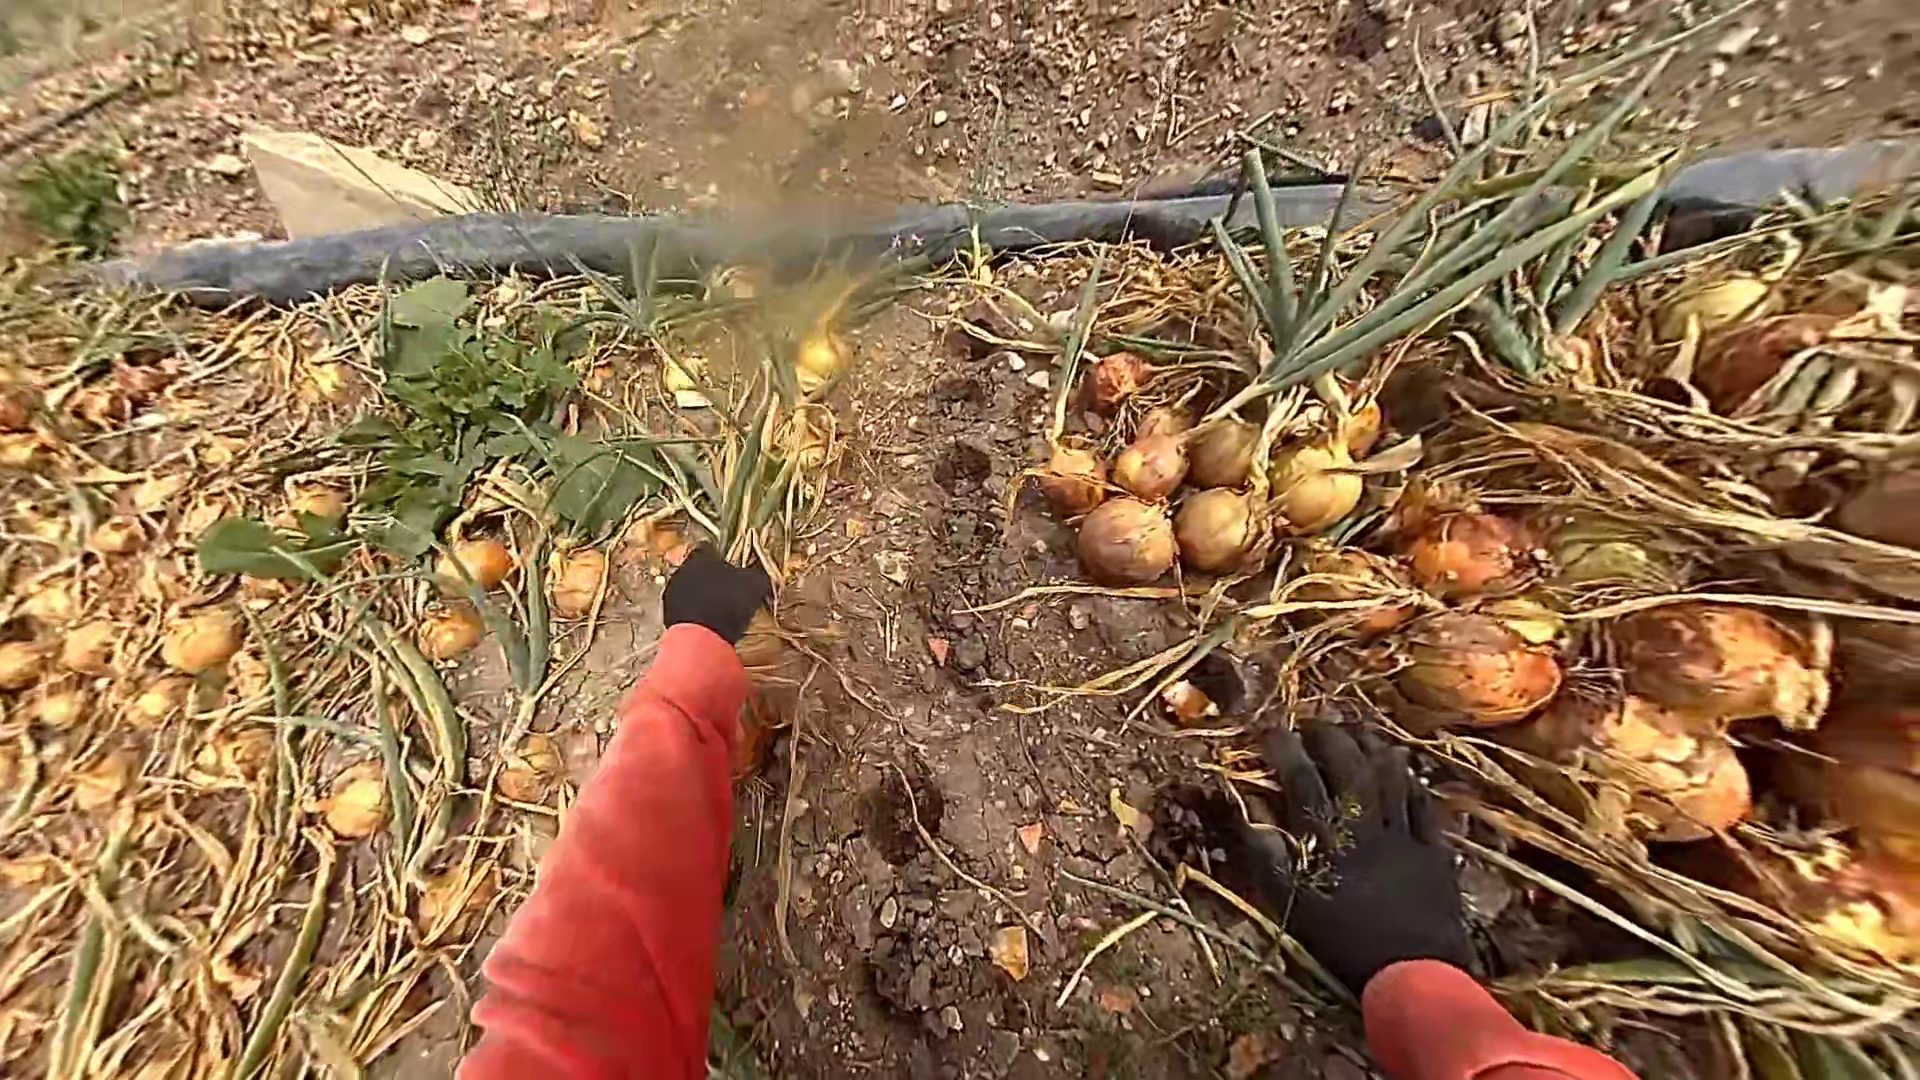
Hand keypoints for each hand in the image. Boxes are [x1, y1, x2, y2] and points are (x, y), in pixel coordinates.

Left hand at [662, 545, 771, 644]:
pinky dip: (694, 612)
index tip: (732, 568)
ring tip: (719, 608)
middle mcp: (682, 570)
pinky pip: (684, 608)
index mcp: (701, 557)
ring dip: (701, 596)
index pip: (709, 550)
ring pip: (689, 589)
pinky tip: (709, 622)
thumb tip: (763, 574)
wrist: (702, 636)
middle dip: (710, 577)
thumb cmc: (730, 602)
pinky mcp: (667, 615)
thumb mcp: (755, 584)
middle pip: (697, 569)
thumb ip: (758, 575)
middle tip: (728, 589)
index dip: (721, 558)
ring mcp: (671, 593)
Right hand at [1229, 724, 1470, 992]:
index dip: (1283, 748)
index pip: (1301, 779)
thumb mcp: (1289, 900)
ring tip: (1356, 729)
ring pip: (1389, 780)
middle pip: (1347, 768)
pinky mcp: (1435, 853)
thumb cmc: (1340, 937)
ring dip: (1371, 748)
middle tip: (1313, 723)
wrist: (1412, 980)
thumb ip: (1264, 855)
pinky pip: (1426, 808)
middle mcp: (1364, 829)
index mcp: (1327, 840)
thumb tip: (1244, 814)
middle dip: (1328, 737)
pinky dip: (1412, 783)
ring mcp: (1404, 838)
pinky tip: (1400, 767)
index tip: (1269, 728)